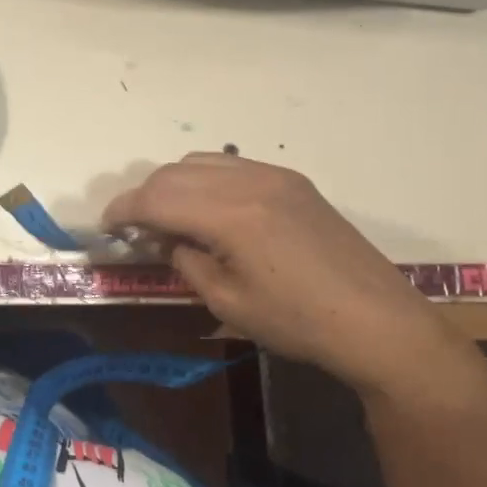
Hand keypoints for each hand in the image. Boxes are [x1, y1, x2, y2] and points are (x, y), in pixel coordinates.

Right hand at [103, 153, 466, 394]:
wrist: (380, 324)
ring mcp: (276, 178)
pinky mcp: (294, 184)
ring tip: (169, 219)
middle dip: (144, 196)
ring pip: (201, 161)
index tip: (106, 228)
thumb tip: (168, 240)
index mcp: (231, 215)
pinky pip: (232, 166)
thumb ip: (187, 260)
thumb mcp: (226, 300)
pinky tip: (208, 211)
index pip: (156, 197)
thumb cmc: (297, 322)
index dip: (123, 210)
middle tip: (135, 230)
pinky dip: (205, 181)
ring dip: (173, 184)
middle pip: (174, 173)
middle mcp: (250, 183)